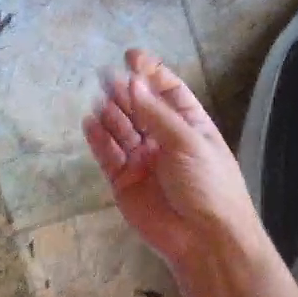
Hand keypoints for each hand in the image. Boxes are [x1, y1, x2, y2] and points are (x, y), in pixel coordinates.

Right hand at [82, 49, 266, 269]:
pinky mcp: (123, 180)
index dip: (151, 73)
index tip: (131, 56)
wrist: (204, 240)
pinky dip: (98, 138)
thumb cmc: (208, 186)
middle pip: (139, 108)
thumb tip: (133, 80)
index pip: (168, 93)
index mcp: (189, 127)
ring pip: (121, 129)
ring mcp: (142, 160)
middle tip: (106, 77)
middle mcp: (164, 140)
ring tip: (100, 102)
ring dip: (111, 113)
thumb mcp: (187, 142)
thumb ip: (155, 113)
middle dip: (125, 91)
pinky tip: (90, 123)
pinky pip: (107, 154)